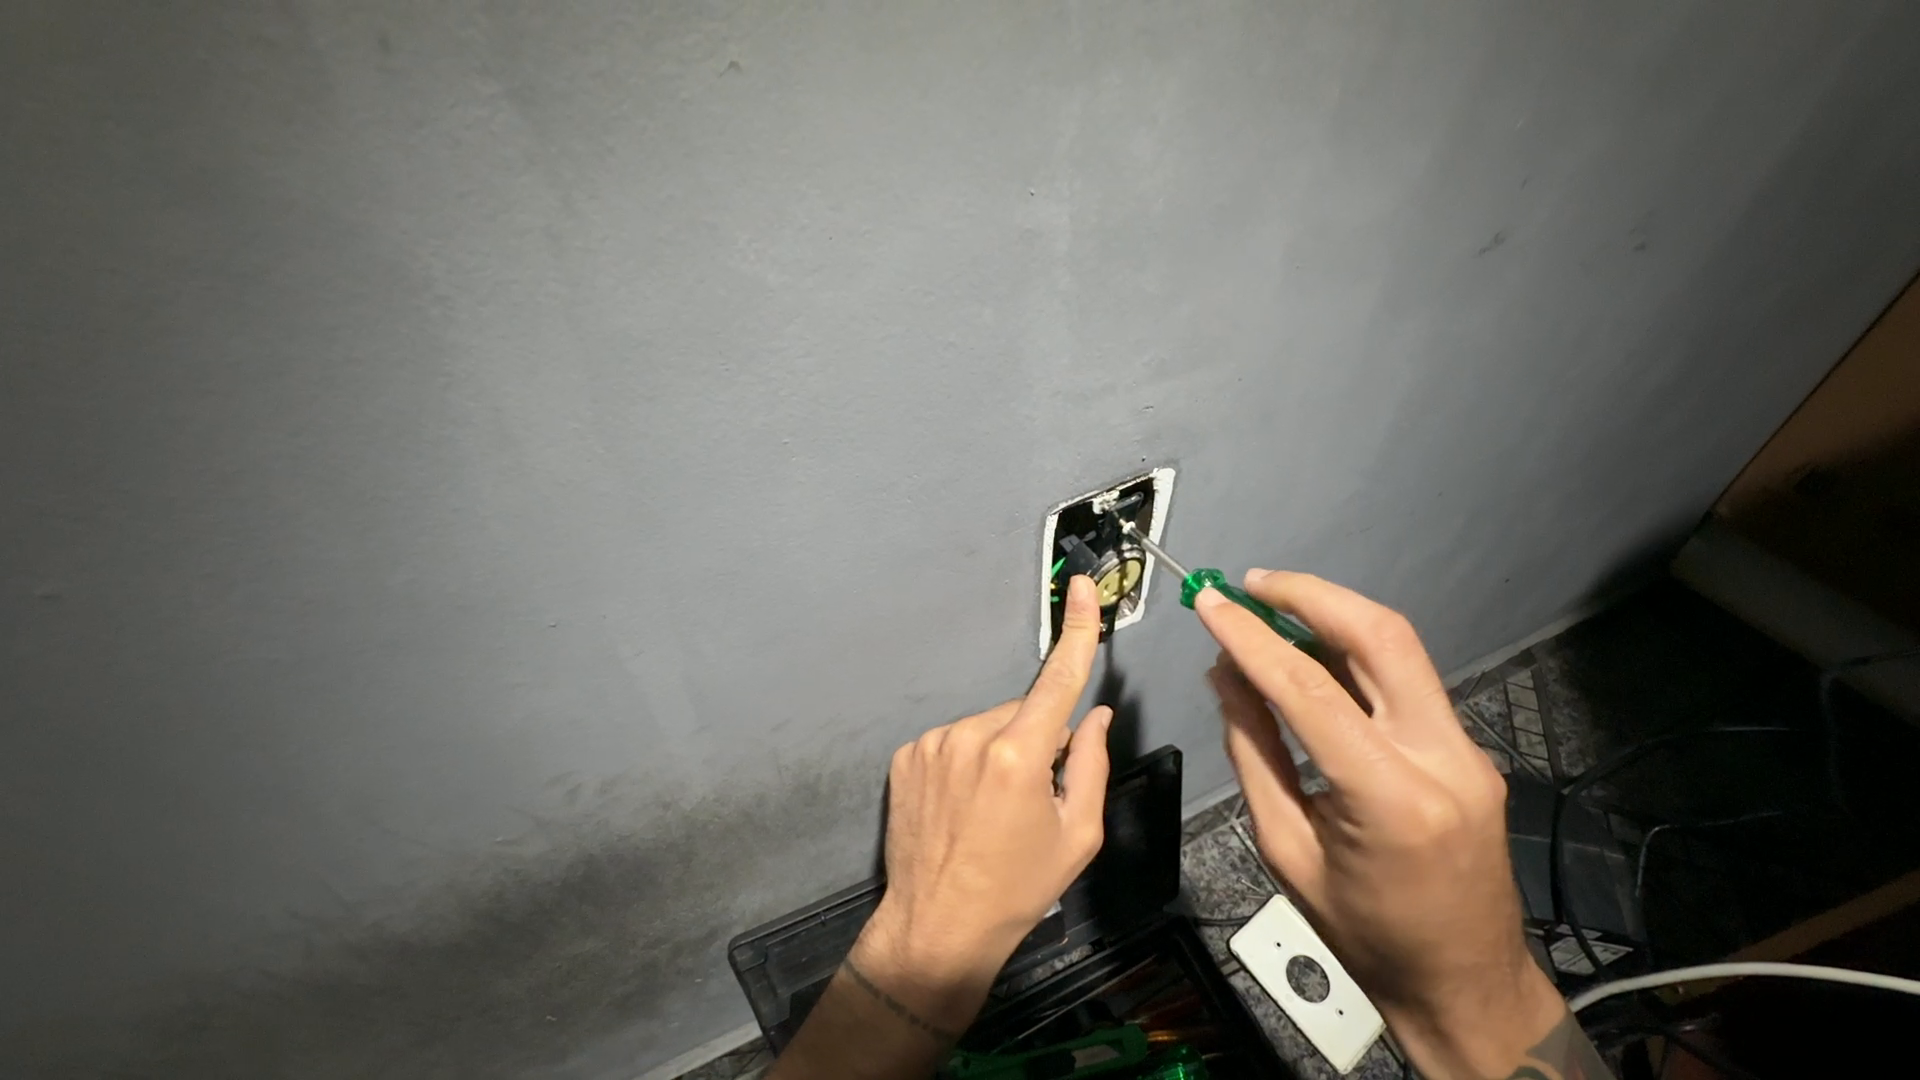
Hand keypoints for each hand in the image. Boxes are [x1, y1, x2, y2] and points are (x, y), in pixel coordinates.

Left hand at [771, 576, 1111, 1078]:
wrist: (937, 925)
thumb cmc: (1019, 887)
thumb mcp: (1078, 835)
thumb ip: (1091, 763)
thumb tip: (1094, 712)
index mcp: (1018, 755)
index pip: (1056, 681)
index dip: (1075, 631)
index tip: (1078, 589)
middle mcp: (970, 735)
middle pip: (1021, 712)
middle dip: (1035, 738)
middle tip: (1032, 795)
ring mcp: (931, 743)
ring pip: (986, 726)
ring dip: (999, 750)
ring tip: (991, 807)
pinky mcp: (906, 755)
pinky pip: (953, 740)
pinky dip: (966, 759)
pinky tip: (962, 803)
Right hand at [1197, 571, 1572, 1079]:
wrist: (1464, 983)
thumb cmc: (1362, 933)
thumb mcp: (1285, 847)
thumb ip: (1253, 751)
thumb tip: (1226, 676)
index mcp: (1391, 798)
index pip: (1310, 689)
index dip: (1251, 638)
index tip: (1209, 604)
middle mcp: (1442, 758)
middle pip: (1381, 637)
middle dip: (1309, 595)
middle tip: (1249, 584)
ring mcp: (1466, 750)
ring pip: (1399, 648)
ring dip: (1330, 614)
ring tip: (1268, 605)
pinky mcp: (1467, 749)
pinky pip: (1404, 681)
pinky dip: (1350, 654)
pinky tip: (1308, 653)